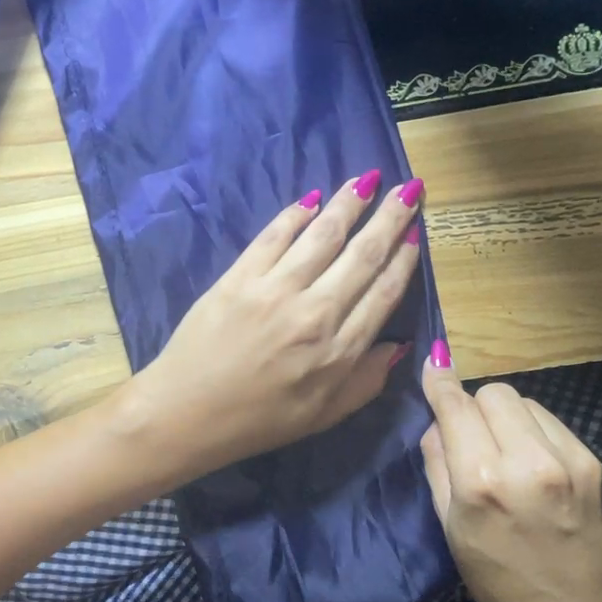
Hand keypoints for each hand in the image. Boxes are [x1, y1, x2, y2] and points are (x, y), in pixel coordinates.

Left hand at [120, 170, 423, 475]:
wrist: (186, 414)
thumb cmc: (257, 421)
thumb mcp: (323, 416)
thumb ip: (366, 381)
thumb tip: (398, 344)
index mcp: (339, 350)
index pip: (383, 293)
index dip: (403, 260)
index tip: (415, 235)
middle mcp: (314, 313)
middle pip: (362, 255)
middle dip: (390, 219)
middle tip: (408, 189)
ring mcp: (274, 290)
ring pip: (322, 235)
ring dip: (349, 203)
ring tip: (368, 180)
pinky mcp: (238, 278)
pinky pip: (273, 236)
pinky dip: (295, 215)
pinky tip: (312, 200)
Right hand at [418, 348, 601, 601]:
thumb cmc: (505, 587)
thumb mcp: (452, 532)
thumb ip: (438, 467)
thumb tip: (436, 422)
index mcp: (482, 482)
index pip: (456, 406)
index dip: (440, 383)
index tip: (432, 364)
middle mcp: (528, 460)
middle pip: (493, 393)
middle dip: (475, 407)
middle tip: (472, 440)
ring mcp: (569, 459)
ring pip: (525, 402)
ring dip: (507, 418)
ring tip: (507, 455)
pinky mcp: (596, 462)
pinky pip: (552, 423)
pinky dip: (534, 433)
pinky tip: (536, 467)